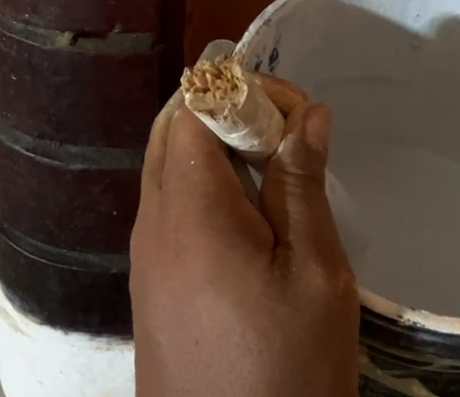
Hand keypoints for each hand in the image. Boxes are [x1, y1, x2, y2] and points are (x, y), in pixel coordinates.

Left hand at [132, 74, 359, 396]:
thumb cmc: (286, 372)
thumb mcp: (314, 276)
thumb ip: (302, 184)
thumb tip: (308, 112)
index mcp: (187, 212)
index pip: (193, 107)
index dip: (243, 91)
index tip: (297, 112)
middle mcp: (151, 223)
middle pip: (173, 130)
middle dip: (227, 110)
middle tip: (288, 133)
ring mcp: (145, 257)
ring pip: (168, 165)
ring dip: (217, 148)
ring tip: (278, 169)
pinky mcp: (151, 285)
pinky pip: (169, 205)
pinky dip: (205, 185)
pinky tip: (254, 215)